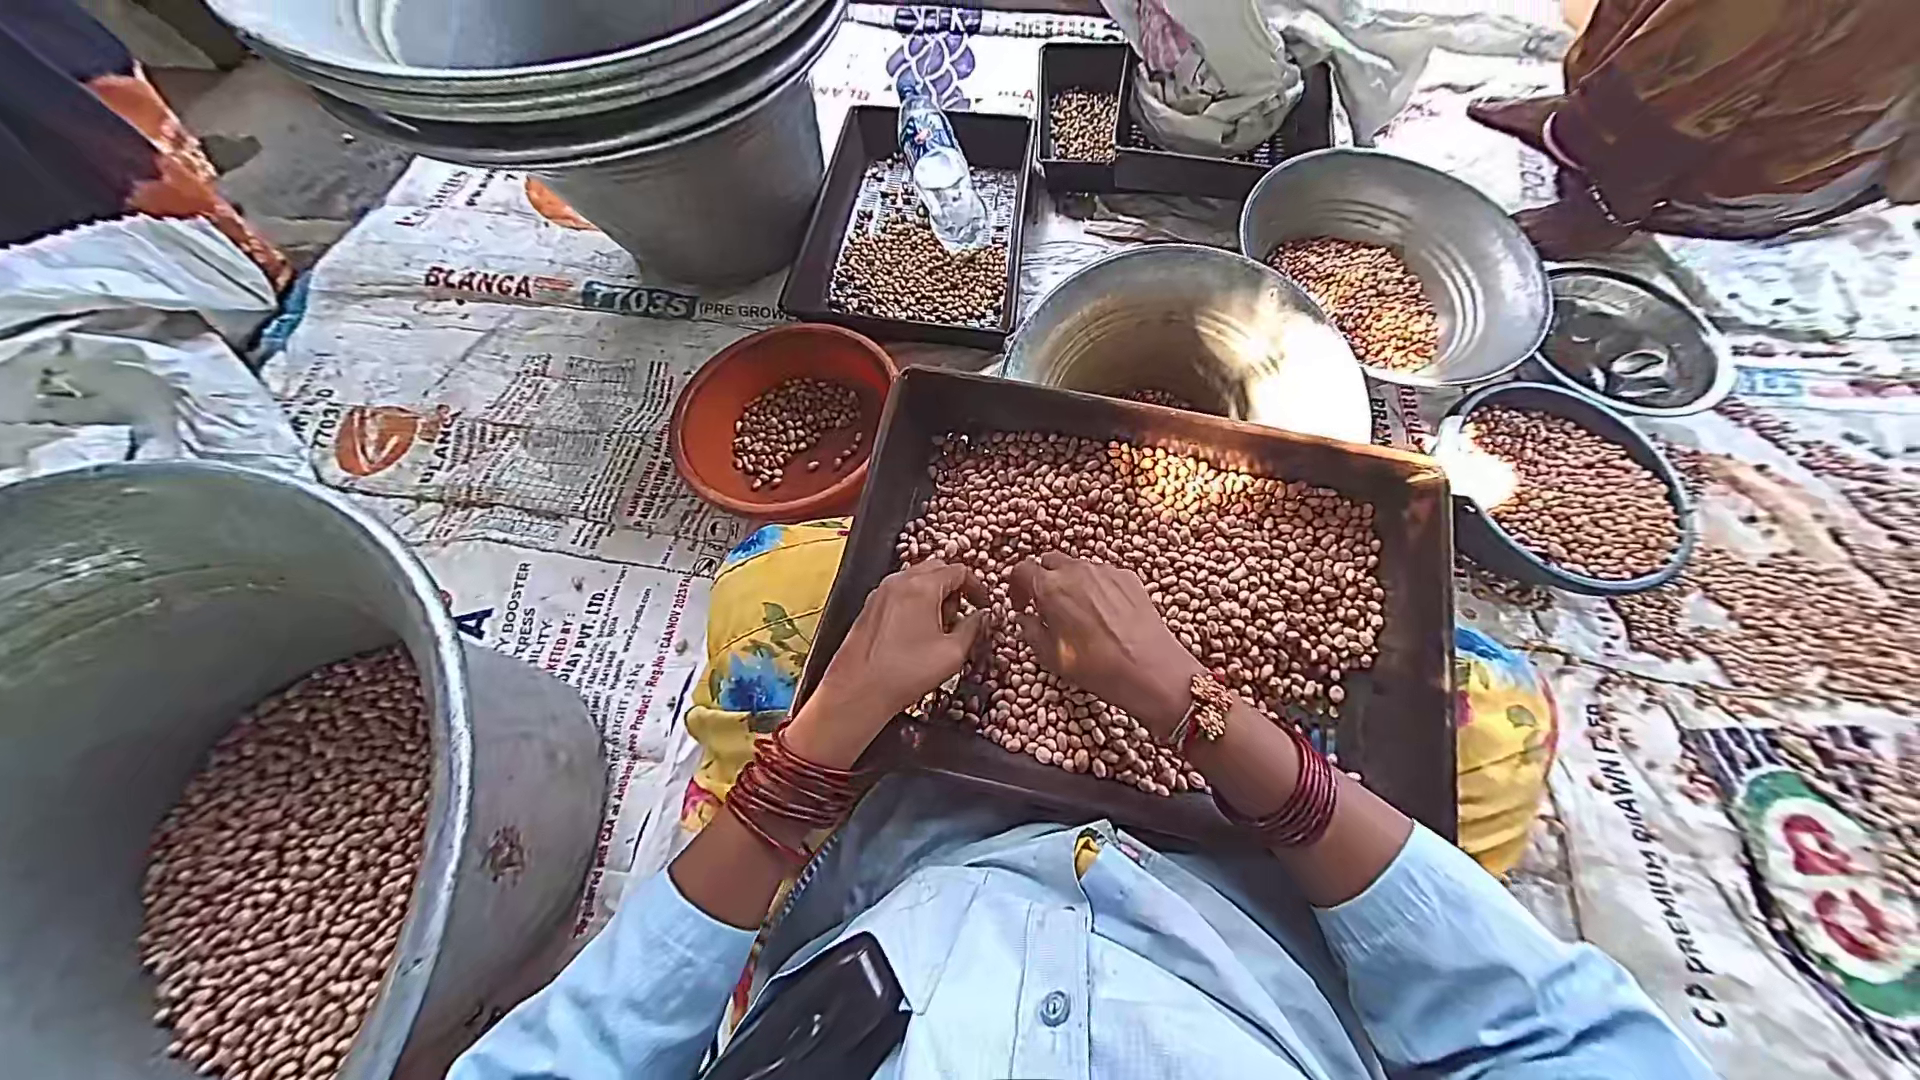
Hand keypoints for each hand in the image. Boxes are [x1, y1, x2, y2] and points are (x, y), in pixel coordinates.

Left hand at [789, 558, 988, 766]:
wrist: (857, 691)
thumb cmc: (902, 674)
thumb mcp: (952, 653)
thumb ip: (973, 628)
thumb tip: (981, 617)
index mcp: (921, 588)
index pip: (958, 571)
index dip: (976, 587)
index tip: (981, 605)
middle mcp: (898, 582)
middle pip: (936, 568)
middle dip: (954, 588)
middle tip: (961, 615)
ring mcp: (880, 593)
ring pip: (916, 579)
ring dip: (934, 594)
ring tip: (939, 627)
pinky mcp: (869, 607)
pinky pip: (899, 592)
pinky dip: (914, 601)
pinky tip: (916, 632)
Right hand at [1008, 552, 1205, 737]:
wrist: (1149, 669)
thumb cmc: (1098, 666)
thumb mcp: (1050, 656)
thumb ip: (1030, 630)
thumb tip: (1026, 619)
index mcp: (1050, 588)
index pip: (1022, 570)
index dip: (1016, 587)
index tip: (1021, 603)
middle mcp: (1076, 571)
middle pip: (1049, 562)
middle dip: (1042, 579)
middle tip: (1044, 605)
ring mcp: (1104, 571)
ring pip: (1077, 567)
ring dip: (1069, 583)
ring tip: (1076, 612)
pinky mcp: (1127, 577)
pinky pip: (1102, 575)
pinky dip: (1096, 587)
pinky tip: (1102, 613)